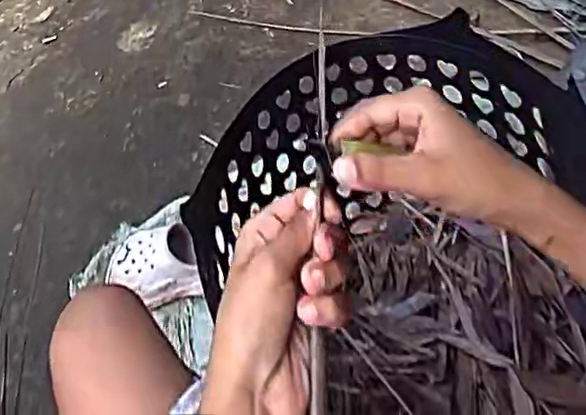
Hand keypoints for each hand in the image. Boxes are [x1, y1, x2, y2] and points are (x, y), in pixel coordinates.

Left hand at [203, 187, 350, 414]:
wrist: (258, 385)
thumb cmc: (244, 326)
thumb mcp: (267, 264)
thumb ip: (296, 230)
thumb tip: (313, 200)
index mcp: (263, 235)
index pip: (297, 203)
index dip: (316, 204)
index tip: (328, 213)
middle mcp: (283, 257)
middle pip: (322, 232)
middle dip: (325, 247)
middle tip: (317, 257)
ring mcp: (302, 285)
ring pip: (335, 265)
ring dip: (325, 280)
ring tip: (306, 293)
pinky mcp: (319, 312)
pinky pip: (340, 298)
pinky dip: (329, 308)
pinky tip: (310, 316)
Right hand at [331, 87, 562, 236]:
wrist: (520, 204)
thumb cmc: (478, 183)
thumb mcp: (423, 177)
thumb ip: (378, 172)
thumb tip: (339, 167)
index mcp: (417, 103)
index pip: (366, 111)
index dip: (345, 132)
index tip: (330, 156)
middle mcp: (417, 108)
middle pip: (372, 123)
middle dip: (358, 146)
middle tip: (344, 173)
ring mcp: (424, 127)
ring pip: (382, 138)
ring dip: (371, 157)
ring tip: (360, 180)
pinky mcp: (429, 145)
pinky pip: (395, 150)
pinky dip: (385, 164)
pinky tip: (381, 181)